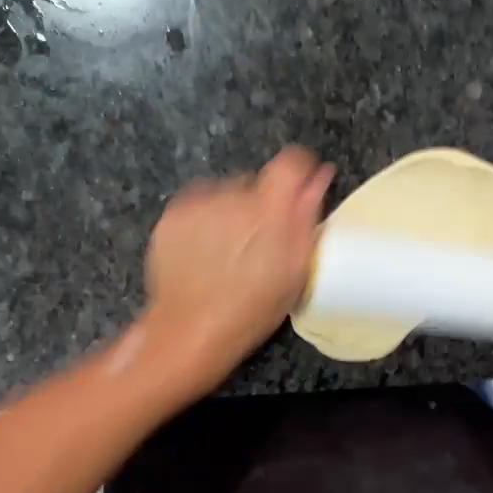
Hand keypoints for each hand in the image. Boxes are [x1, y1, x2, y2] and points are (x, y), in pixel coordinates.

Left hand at [142, 146, 333, 385]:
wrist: (190, 330)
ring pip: (226, 193)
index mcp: (271, 208)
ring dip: (233, 212)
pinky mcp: (173, 214)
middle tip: (261, 242)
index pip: (291, 161)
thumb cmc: (252, 309)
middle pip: (257, 181)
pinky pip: (198, 204)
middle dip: (263, 204)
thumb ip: (308, 215)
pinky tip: (207, 252)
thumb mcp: (295, 269)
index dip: (300, 171)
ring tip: (230, 252)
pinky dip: (206, 221)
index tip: (302, 188)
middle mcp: (234, 195)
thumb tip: (320, 176)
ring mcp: (199, 203)